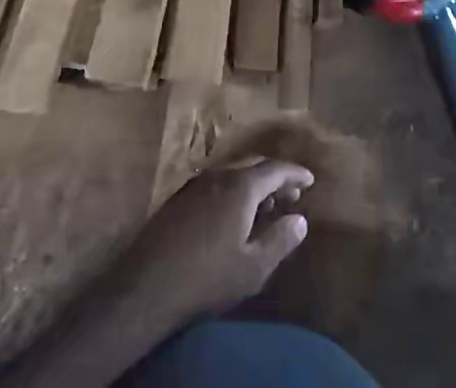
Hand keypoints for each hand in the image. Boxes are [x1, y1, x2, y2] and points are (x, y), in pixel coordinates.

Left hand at [110, 157, 315, 326]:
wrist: (146, 288)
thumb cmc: (207, 278)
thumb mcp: (253, 267)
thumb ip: (280, 240)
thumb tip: (300, 219)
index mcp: (241, 187)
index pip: (276, 169)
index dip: (295, 173)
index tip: (310, 179)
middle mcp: (218, 176)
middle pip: (253, 166)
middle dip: (275, 178)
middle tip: (290, 195)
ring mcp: (194, 186)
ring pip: (232, 175)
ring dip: (252, 186)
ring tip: (264, 208)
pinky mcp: (177, 200)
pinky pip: (214, 185)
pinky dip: (232, 192)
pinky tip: (232, 216)